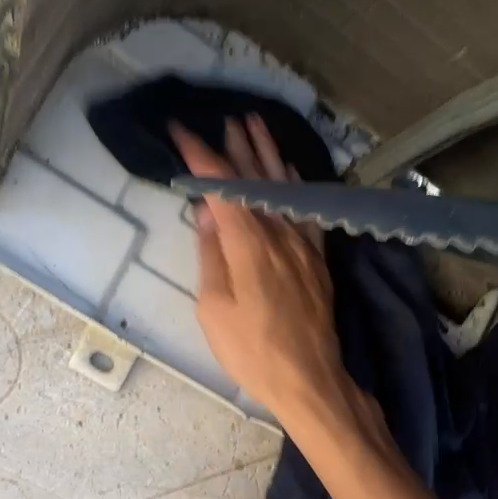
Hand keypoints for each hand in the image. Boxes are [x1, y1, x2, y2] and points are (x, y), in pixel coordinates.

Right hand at [169, 117, 350, 421]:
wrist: (309, 379)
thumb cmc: (253, 351)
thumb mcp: (215, 308)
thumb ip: (211, 255)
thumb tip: (208, 212)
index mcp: (249, 243)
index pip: (222, 186)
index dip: (199, 156)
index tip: (180, 132)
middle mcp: (280, 233)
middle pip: (256, 179)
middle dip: (236, 147)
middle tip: (223, 119)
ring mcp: (303, 244)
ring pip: (284, 187)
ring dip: (268, 155)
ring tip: (255, 126)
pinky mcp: (317, 260)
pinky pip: (307, 209)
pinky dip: (295, 185)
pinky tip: (290, 173)